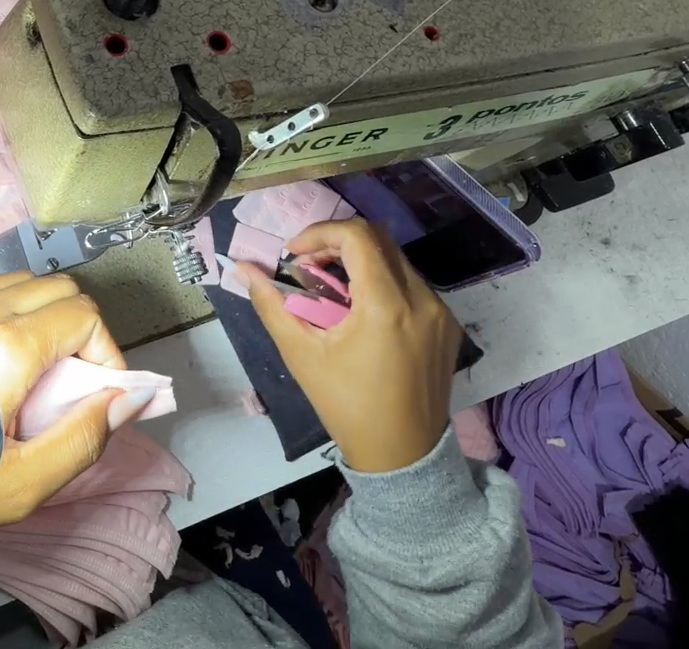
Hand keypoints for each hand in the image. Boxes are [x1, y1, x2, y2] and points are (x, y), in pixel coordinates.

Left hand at [0, 272, 145, 571]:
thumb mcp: (20, 488)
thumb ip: (83, 439)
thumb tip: (126, 398)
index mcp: (5, 348)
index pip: (84, 315)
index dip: (108, 353)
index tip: (100, 394)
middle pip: (61, 290)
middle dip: (84, 333)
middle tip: (74, 386)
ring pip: (28, 284)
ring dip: (50, 320)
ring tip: (39, 375)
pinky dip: (16, 312)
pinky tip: (1, 360)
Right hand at [233, 218, 461, 472]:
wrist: (402, 455)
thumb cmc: (346, 404)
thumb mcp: (301, 352)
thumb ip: (271, 303)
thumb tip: (242, 267)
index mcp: (386, 305)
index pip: (357, 236)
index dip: (320, 233)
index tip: (295, 254)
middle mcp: (421, 299)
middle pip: (378, 239)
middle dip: (336, 242)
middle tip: (308, 266)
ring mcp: (440, 311)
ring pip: (395, 259)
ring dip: (358, 261)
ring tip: (330, 290)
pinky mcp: (446, 324)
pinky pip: (411, 283)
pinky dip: (380, 280)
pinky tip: (359, 310)